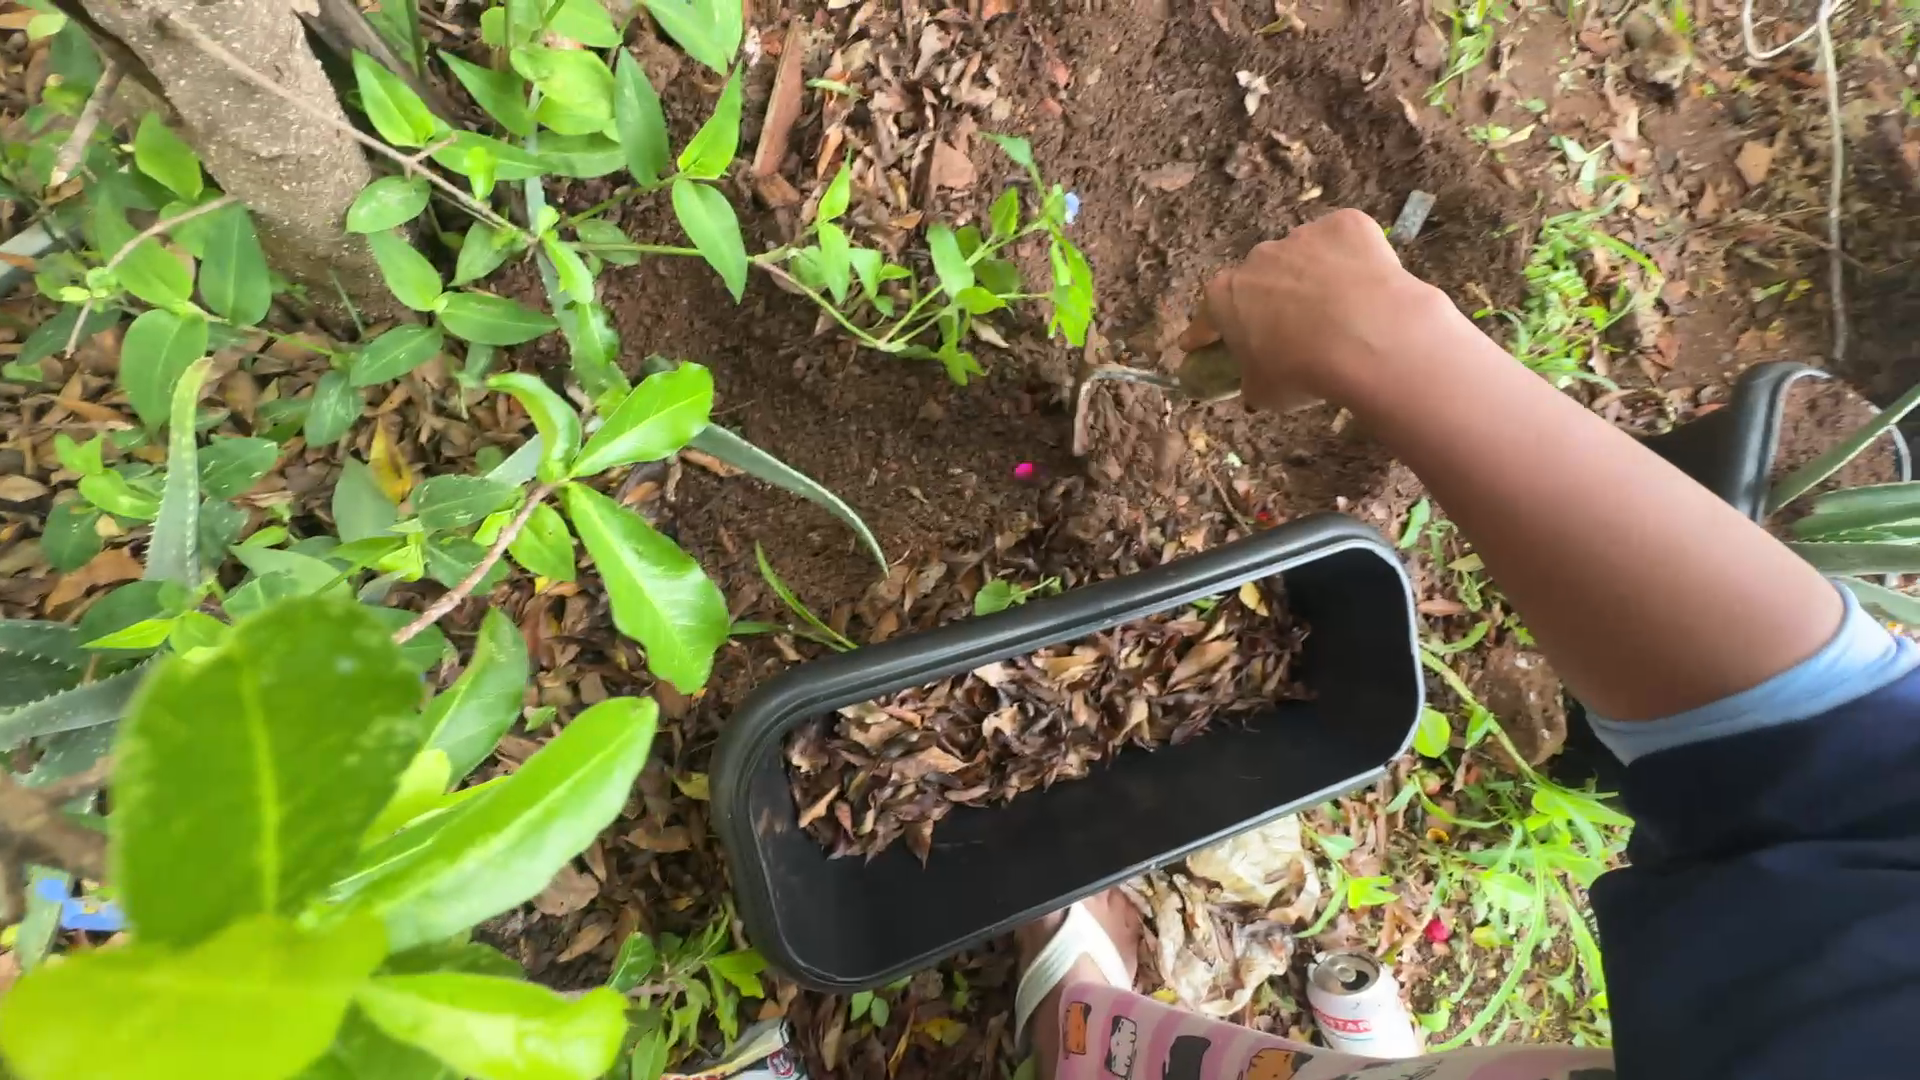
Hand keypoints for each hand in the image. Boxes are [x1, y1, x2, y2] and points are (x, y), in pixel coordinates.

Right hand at [1176, 208, 1461, 410]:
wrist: (1371, 340)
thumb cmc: (1302, 371)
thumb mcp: (1262, 392)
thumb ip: (1250, 378)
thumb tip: (1256, 378)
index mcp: (1224, 297)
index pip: (1207, 316)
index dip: (1207, 333)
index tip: (1205, 343)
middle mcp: (1255, 259)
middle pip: (1255, 280)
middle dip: (1264, 302)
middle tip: (1285, 331)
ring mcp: (1300, 237)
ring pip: (1299, 258)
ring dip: (1306, 278)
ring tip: (1334, 309)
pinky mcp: (1345, 224)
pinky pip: (1340, 241)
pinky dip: (1346, 258)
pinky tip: (1362, 284)